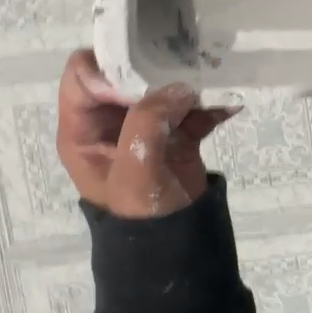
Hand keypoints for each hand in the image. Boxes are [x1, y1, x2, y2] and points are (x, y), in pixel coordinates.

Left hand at [55, 50, 236, 217]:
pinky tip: (230, 104)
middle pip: (125, 78)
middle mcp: (111, 124)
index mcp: (83, 131)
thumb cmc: (143, 212)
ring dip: (190, 85)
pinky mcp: (178, 137)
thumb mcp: (136, 169)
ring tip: (215, 80)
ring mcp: (147, 130)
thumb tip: (178, 86)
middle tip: (187, 63)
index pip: (81, 78)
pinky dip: (212, 105)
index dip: (109, 66)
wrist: (178, 249)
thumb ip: (148, 123)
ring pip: (163, 90)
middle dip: (155, 67)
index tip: (145, 68)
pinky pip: (194, 111)